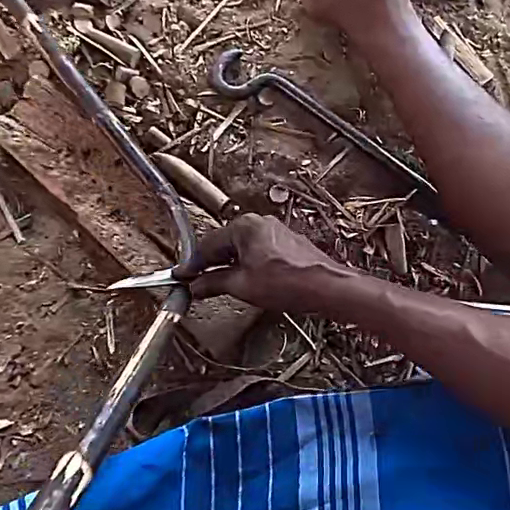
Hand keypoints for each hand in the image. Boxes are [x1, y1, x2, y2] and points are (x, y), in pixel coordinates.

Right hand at [178, 214, 354, 313]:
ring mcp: (275, 231)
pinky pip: (259, 250)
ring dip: (231, 264)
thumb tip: (196, 286)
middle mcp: (259, 223)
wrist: (325, 287)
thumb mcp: (242, 285)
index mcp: (244, 226)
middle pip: (225, 243)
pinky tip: (249, 279)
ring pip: (243, 246)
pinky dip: (248, 262)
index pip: (208, 245)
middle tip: (199, 281)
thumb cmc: (288, 282)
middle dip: (212, 263)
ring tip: (223, 283)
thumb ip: (214, 282)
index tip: (183, 276)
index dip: (193, 264)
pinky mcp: (287, 242)